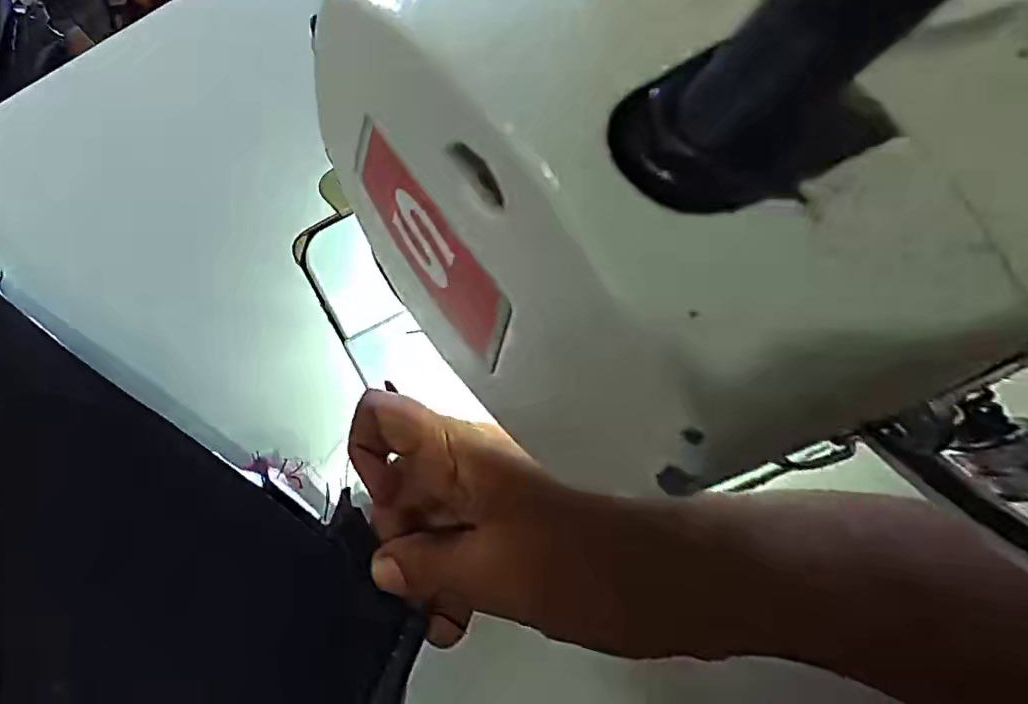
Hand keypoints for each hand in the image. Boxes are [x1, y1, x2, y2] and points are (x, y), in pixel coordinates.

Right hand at [349, 390, 662, 655]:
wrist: (663, 581)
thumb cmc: (589, 562)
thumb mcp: (491, 573)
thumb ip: (425, 567)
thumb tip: (384, 566)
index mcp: (454, 450)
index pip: (379, 415)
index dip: (365, 455)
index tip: (380, 506)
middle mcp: (461, 459)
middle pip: (396, 475)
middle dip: (395, 530)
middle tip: (407, 577)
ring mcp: (480, 489)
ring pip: (424, 512)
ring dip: (421, 561)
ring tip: (432, 607)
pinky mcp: (498, 517)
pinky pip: (453, 534)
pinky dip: (447, 569)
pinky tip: (452, 611)